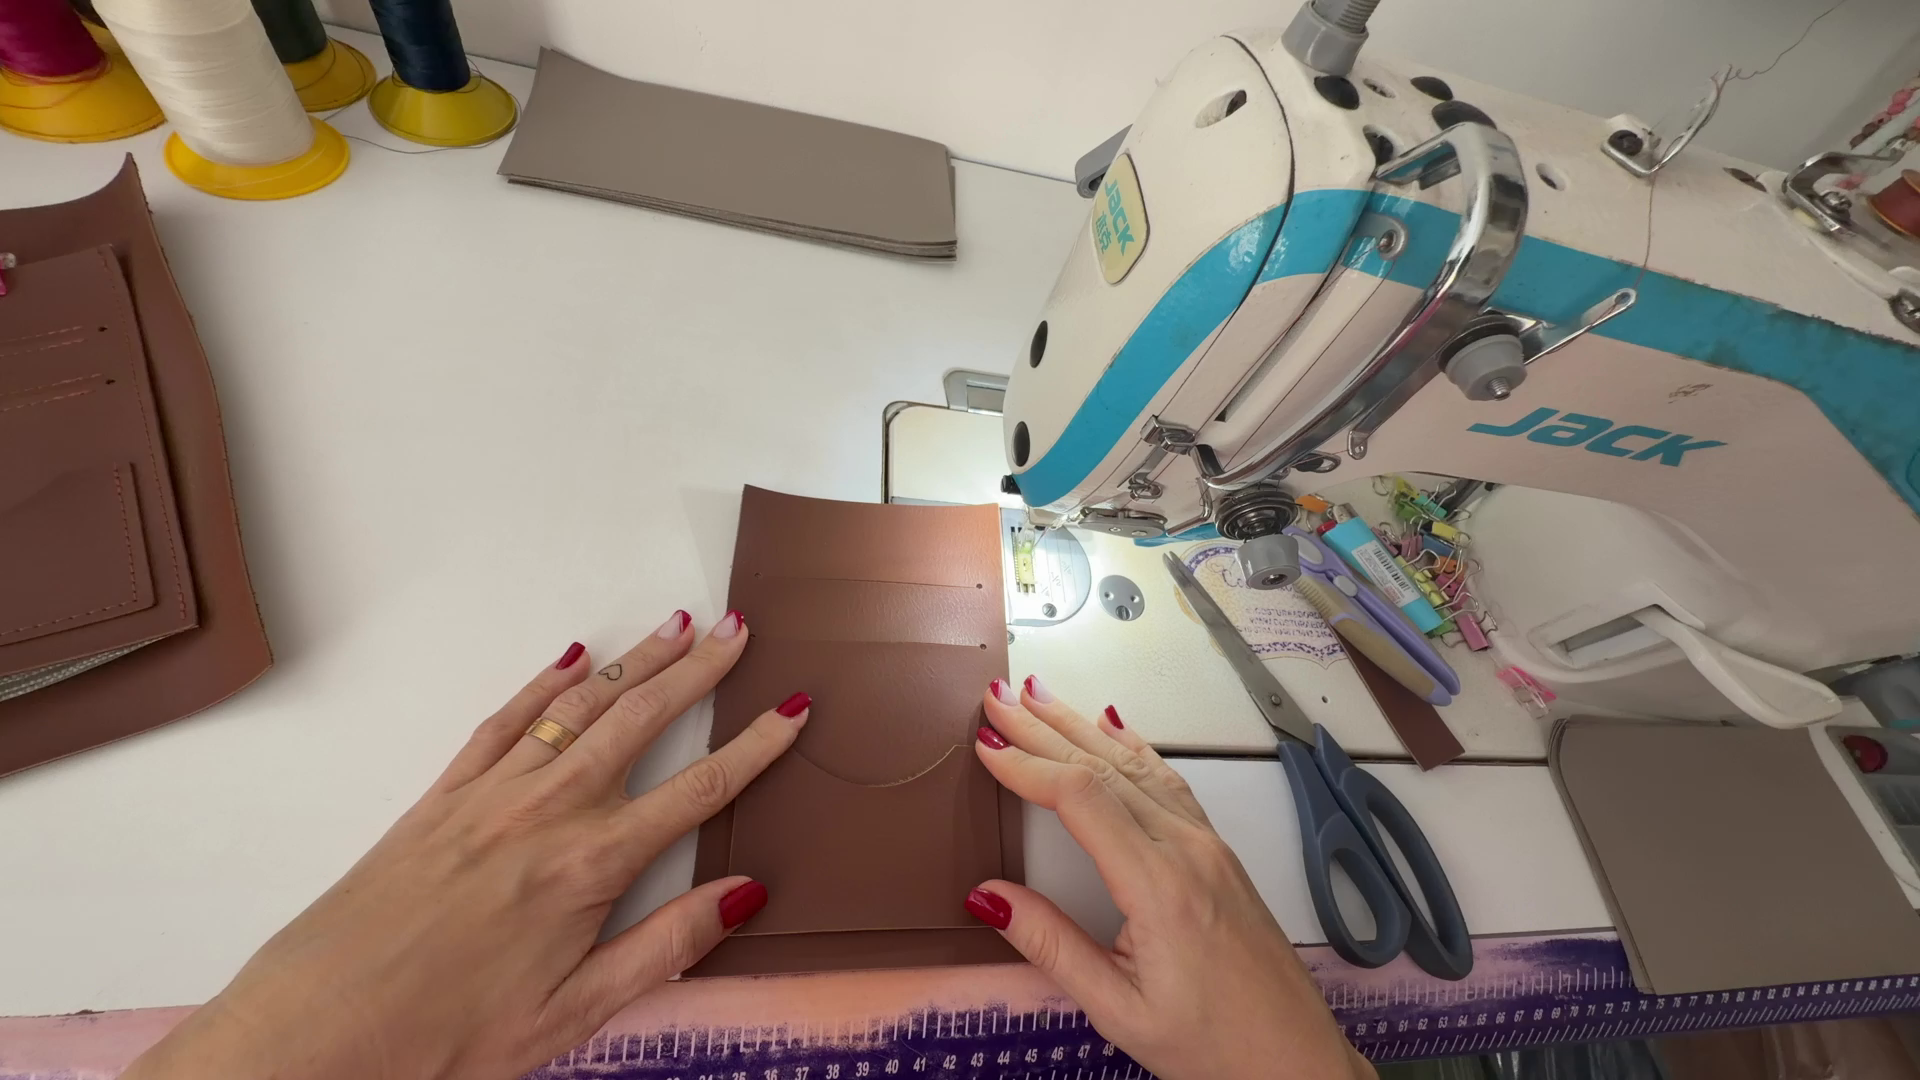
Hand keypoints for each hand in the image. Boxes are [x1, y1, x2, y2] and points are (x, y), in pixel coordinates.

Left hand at [123, 610, 807, 1079]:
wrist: (297, 1051)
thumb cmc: (445, 1042)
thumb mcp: (572, 1014)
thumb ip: (668, 945)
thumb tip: (748, 889)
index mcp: (593, 864)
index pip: (702, 787)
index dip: (758, 744)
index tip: (793, 707)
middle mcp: (551, 809)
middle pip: (644, 719)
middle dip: (700, 668)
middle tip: (738, 627)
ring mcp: (495, 792)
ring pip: (583, 705)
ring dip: (638, 660)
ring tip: (679, 623)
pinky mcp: (444, 794)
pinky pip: (505, 720)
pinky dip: (544, 680)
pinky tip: (575, 654)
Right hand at [967, 677, 1374, 1079]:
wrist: (1299, 1063)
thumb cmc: (1210, 1047)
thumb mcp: (1119, 1011)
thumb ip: (1051, 945)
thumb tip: (985, 894)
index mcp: (1158, 883)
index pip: (1082, 797)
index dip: (1029, 766)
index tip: (986, 746)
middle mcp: (1184, 845)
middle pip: (1103, 765)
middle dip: (1043, 728)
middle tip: (998, 698)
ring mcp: (1204, 839)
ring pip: (1133, 763)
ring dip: (1079, 725)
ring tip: (1039, 695)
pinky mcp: (1215, 845)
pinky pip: (1166, 778)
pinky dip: (1130, 743)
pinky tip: (1111, 723)